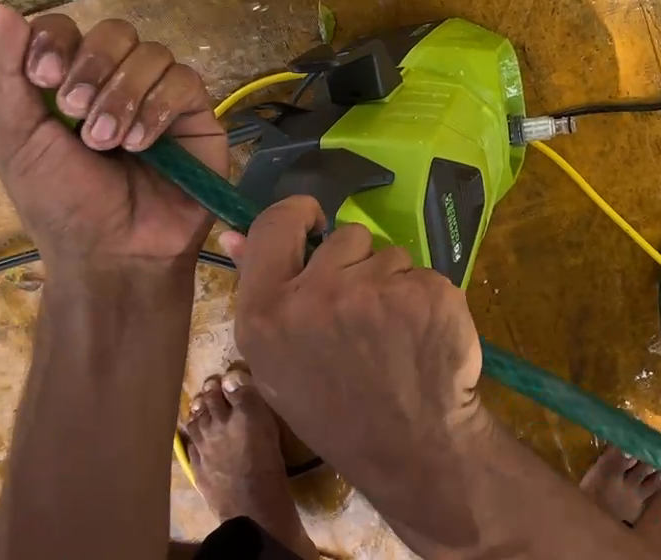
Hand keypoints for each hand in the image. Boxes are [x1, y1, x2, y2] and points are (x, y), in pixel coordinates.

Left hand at [0, 3, 227, 270]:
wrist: (114, 248)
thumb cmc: (59, 200)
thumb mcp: (14, 139)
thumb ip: (5, 75)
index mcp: (67, 82)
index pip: (67, 28)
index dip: (58, 42)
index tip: (45, 80)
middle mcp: (116, 80)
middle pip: (116, 32)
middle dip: (93, 69)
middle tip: (77, 115)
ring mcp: (159, 94)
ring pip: (153, 54)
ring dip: (124, 97)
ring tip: (110, 143)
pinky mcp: (197, 112)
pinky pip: (185, 80)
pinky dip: (160, 108)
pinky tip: (143, 143)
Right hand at [229, 199, 488, 541]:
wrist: (413, 445)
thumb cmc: (339, 404)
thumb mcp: (279, 358)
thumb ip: (261, 290)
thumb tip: (233, 232)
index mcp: (266, 313)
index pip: (276, 223)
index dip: (299, 215)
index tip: (315, 225)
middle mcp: (316, 294)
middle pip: (345, 236)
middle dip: (357, 264)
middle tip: (360, 316)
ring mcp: (376, 290)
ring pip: (389, 254)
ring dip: (394, 283)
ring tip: (392, 334)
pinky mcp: (426, 290)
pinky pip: (424, 272)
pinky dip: (426, 298)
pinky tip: (423, 336)